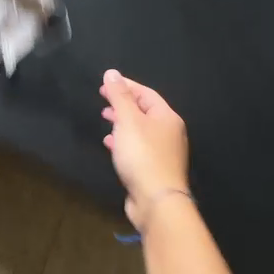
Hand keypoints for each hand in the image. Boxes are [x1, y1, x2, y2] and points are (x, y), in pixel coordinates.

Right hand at [99, 69, 189, 229]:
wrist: (156, 200)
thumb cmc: (142, 155)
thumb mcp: (127, 120)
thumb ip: (119, 96)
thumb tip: (112, 73)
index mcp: (167, 117)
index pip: (146, 93)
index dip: (125, 86)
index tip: (104, 84)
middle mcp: (170, 132)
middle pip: (144, 111)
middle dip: (123, 104)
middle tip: (103, 101)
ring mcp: (164, 152)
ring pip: (141, 130)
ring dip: (122, 123)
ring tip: (105, 120)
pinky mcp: (155, 168)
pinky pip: (138, 147)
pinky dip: (124, 141)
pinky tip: (110, 145)